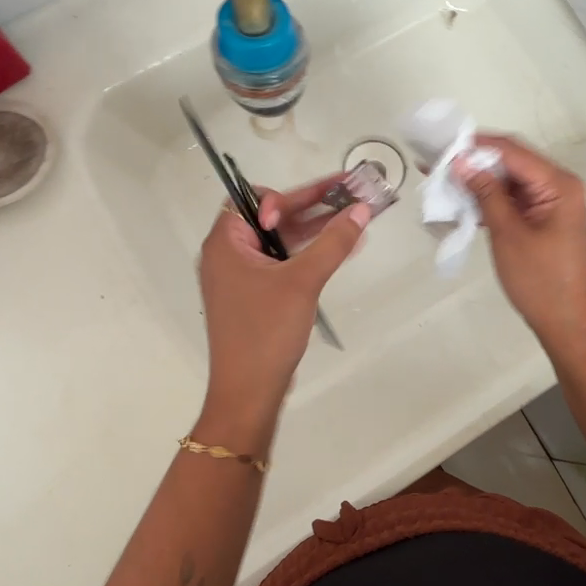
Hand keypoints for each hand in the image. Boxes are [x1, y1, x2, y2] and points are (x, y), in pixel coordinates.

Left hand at [197, 174, 370, 423]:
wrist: (248, 392)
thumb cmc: (267, 332)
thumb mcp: (302, 282)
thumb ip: (333, 243)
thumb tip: (361, 209)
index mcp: (225, 244)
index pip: (251, 198)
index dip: (285, 198)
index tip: (313, 207)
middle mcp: (228, 256)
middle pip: (270, 218)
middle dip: (311, 206)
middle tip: (351, 193)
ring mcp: (240, 279)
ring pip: (280, 242)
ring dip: (314, 230)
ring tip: (354, 218)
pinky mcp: (254, 298)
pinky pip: (281, 264)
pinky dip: (307, 255)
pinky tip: (340, 251)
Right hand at [461, 136, 585, 349]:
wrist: (565, 322)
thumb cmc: (540, 280)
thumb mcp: (508, 233)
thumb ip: (485, 193)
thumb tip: (461, 161)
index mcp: (559, 184)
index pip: (512, 152)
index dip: (476, 146)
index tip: (440, 146)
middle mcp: (559, 186)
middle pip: (511, 162)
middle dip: (473, 161)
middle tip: (434, 161)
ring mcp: (551, 203)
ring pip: (509, 181)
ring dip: (477, 180)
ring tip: (440, 179)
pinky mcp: (542, 219)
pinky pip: (512, 199)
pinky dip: (488, 199)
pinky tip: (460, 201)